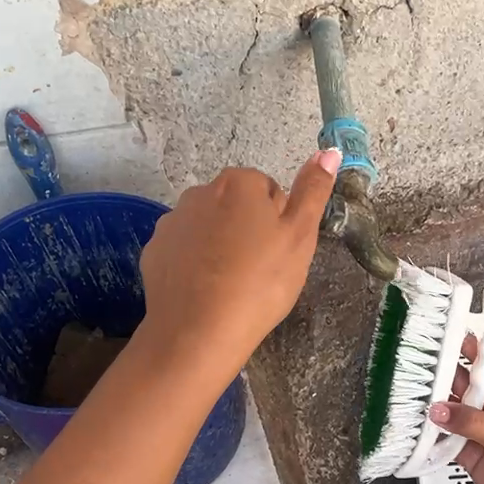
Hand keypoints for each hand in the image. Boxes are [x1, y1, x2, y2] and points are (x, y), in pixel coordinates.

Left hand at [137, 149, 337, 367]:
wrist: (199, 332)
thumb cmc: (260, 283)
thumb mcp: (300, 237)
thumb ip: (314, 191)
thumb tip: (328, 151)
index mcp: (239, 183)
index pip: (269, 190)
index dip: (279, 221)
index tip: (279, 252)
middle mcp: (200, 192)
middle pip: (236, 205)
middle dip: (249, 229)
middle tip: (261, 270)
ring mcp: (173, 221)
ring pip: (209, 227)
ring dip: (221, 245)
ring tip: (233, 284)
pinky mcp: (155, 251)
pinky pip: (184, 250)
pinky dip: (196, 264)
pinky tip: (207, 292)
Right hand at [428, 339, 483, 483]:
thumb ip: (469, 421)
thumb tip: (439, 410)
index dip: (469, 350)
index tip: (447, 338)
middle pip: (462, 387)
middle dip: (442, 379)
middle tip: (418, 370)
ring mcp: (479, 432)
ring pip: (450, 413)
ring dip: (434, 409)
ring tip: (412, 400)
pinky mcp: (469, 453)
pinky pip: (445, 440)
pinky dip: (432, 438)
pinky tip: (419, 432)